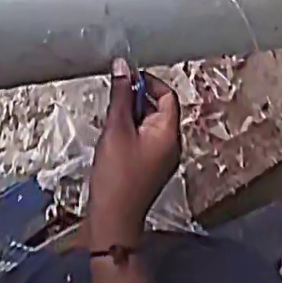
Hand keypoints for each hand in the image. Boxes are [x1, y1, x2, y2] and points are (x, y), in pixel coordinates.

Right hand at [86, 59, 180, 251]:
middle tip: (114, 96)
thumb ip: (120, 94)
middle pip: (159, 107)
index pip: (167, 95)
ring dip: (131, 112)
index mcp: (168, 133)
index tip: (125, 77)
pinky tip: (112, 132)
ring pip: (149, 121)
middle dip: (136, 96)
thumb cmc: (117, 172)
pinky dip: (130, 127)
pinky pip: (144, 136)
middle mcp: (171, 143)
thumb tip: (122, 65)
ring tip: (110, 115)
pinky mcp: (150, 164)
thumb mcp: (116, 127)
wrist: (114, 217)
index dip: (147, 81)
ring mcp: (162, 156)